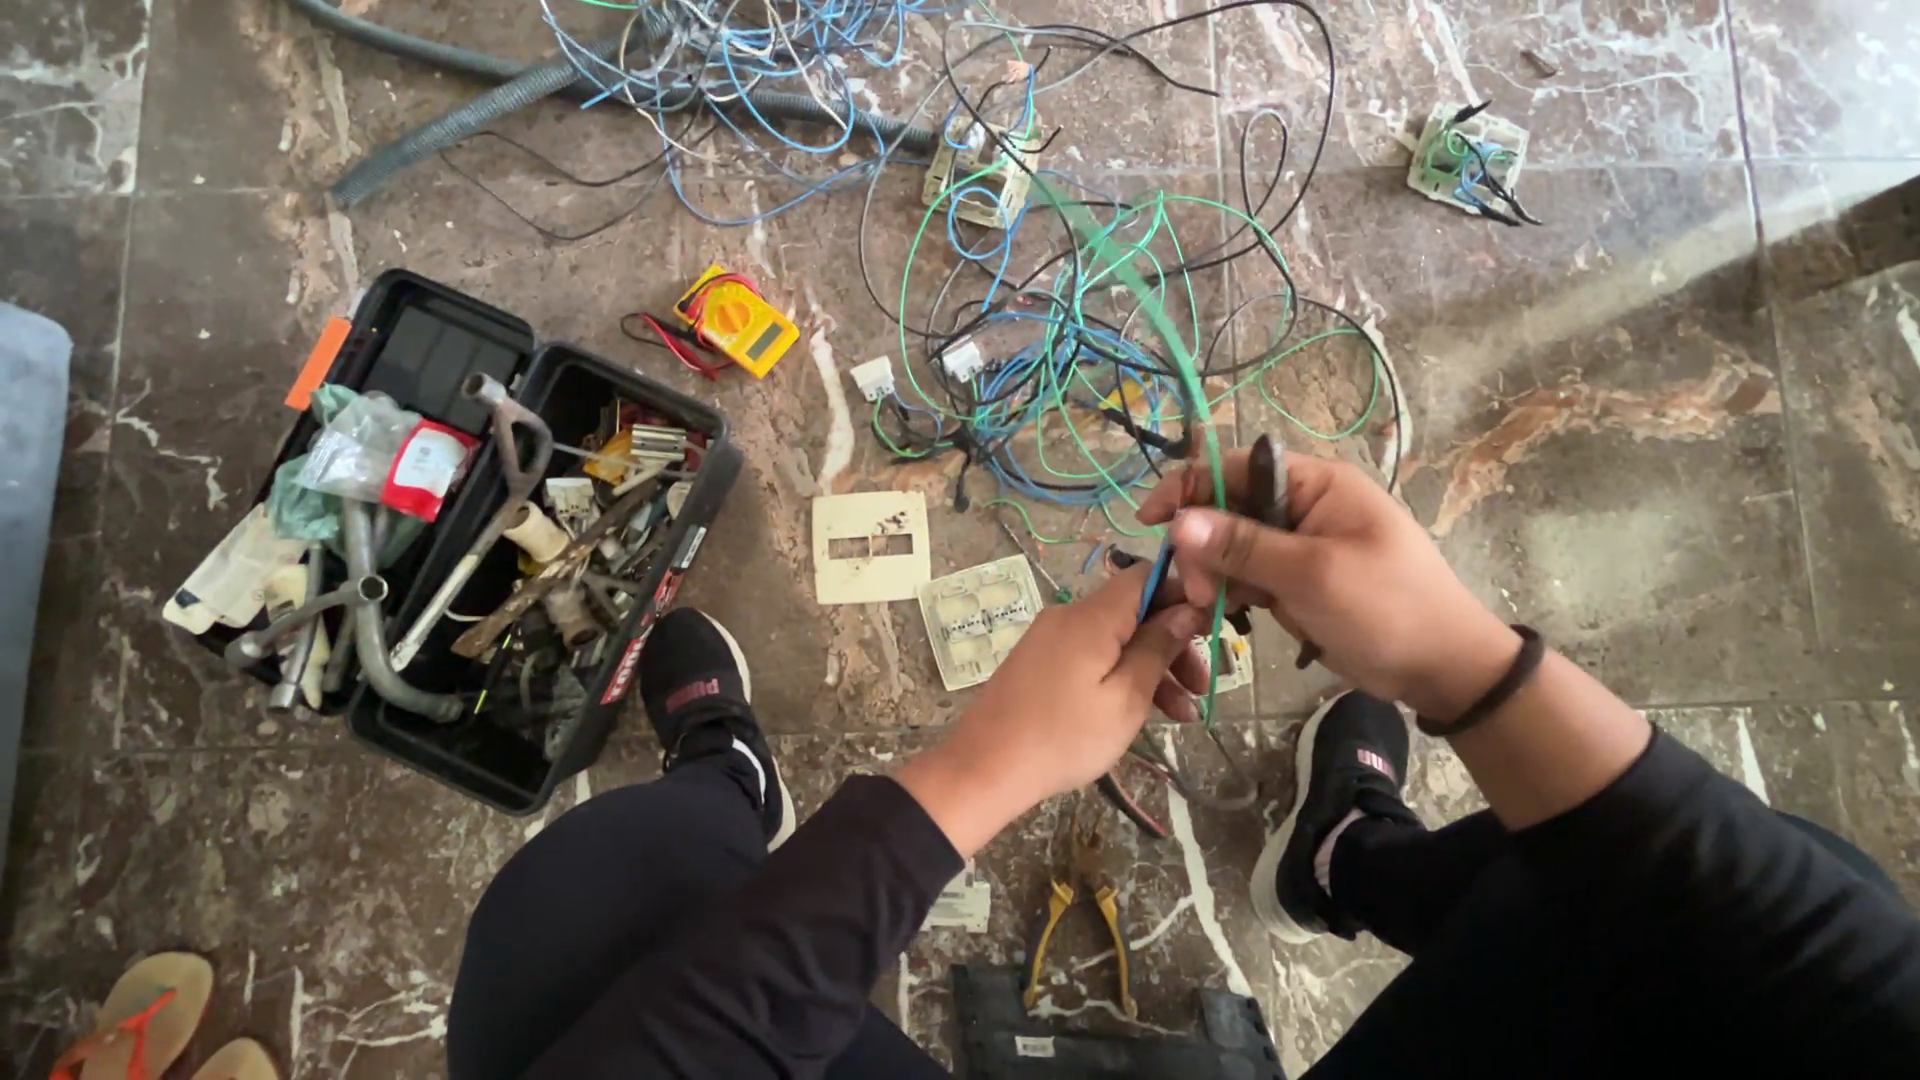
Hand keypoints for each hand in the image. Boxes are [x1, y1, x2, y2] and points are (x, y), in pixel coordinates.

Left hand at [896, 565, 1207, 853]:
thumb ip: (1157, 648)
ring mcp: (1052, 638)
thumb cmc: (1064, 736)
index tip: (1210, 630)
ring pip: (1115, 638)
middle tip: (1201, 685)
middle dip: (1173, 642)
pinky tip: (1143, 713)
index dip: (1183, 594)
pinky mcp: (1041, 661)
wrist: (986, 767)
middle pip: (1134, 611)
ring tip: (1184, 715)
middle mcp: (1069, 615)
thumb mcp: (1125, 698)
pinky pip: (1092, 655)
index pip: (1146, 576)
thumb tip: (1187, 609)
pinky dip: (1119, 676)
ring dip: (1152, 667)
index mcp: (1092, 616)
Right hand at [1137, 450, 1520, 720]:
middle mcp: (1299, 506)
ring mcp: (1293, 544)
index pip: (1234, 468)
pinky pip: (1242, 575)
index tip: (1151, 522)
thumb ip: (1243, 545)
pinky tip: (1225, 614)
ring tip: (1213, 609)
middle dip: (1203, 547)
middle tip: (1200, 593)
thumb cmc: (1388, 607)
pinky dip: (1228, 592)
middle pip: (1224, 510)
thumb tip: (1179, 521)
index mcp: (1314, 484)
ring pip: (1227, 547)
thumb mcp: (1313, 573)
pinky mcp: (1289, 579)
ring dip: (1213, 575)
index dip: (1188, 488)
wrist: (1440, 667)